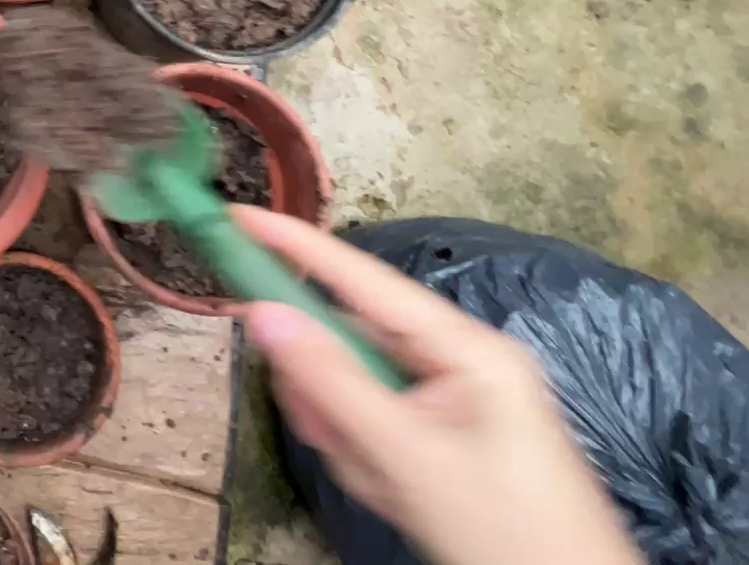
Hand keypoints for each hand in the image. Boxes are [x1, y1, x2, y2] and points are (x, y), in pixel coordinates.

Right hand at [235, 207, 643, 564]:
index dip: (294, 242)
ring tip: (378, 477)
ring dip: (342, 428)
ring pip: (344, 381)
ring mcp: (439, 393)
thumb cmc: (510, 533)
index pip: (359, 276)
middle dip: (325, 388)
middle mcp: (449, 357)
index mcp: (463, 347)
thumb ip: (329, 380)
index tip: (239, 216)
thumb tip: (261, 313)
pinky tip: (387, 485)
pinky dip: (356, 448)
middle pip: (344, 339)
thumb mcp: (409, 455)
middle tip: (324, 427)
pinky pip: (359, 414)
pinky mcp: (428, 426)